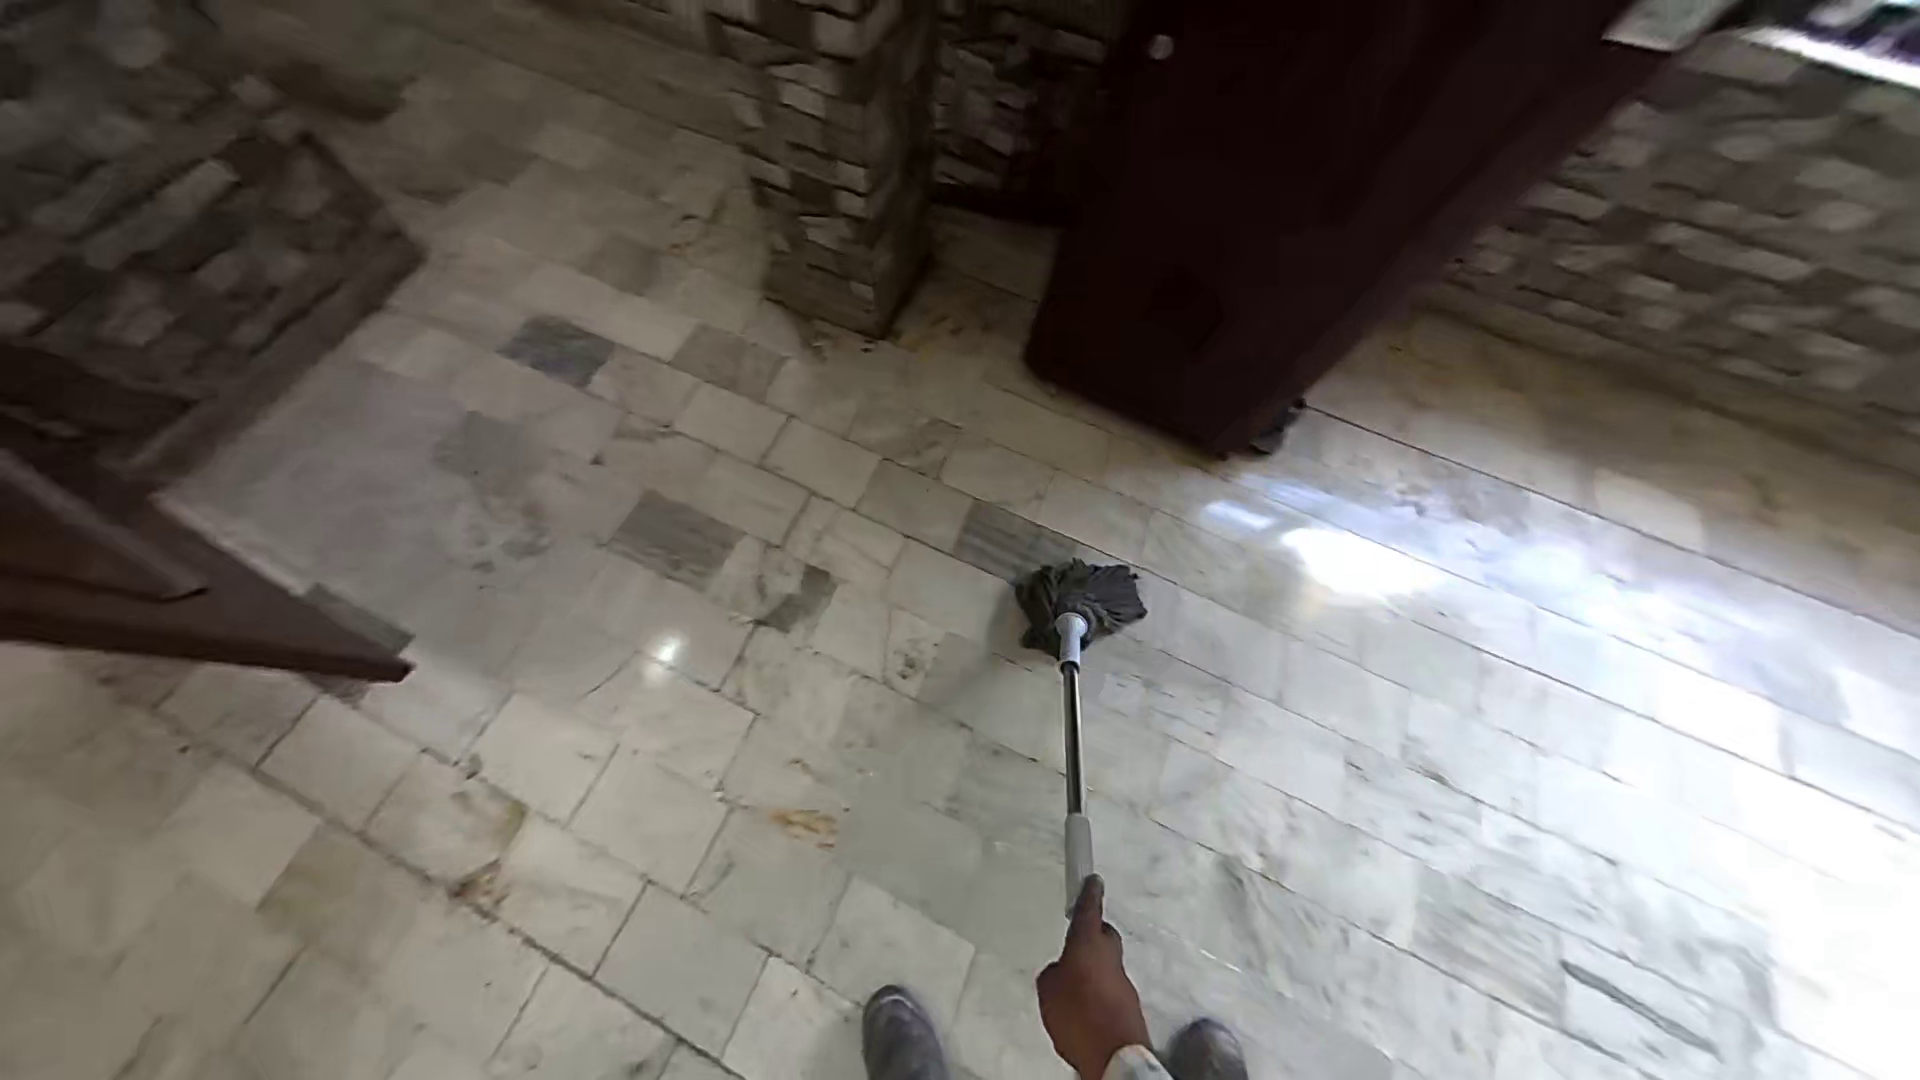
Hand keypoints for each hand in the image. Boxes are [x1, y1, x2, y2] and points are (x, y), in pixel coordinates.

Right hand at [1036, 876, 1151, 1079]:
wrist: (1116, 1057)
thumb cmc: (1078, 1014)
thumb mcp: (1048, 989)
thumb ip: (1053, 973)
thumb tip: (1061, 972)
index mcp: (1087, 942)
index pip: (1089, 908)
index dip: (1089, 892)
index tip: (1093, 879)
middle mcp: (1109, 956)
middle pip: (1104, 935)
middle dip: (1094, 934)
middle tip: (1078, 942)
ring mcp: (1124, 981)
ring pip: (1109, 964)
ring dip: (1096, 969)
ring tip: (1076, 987)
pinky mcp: (1131, 1006)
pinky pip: (1112, 989)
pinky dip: (1101, 993)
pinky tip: (1087, 1009)